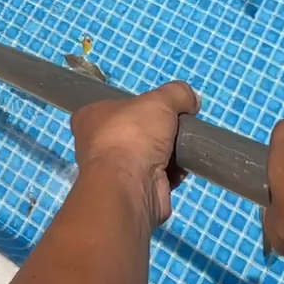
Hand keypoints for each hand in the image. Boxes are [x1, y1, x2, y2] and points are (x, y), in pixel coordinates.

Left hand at [70, 81, 199, 229]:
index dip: (138, 106)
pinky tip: (180, 167)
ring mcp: (114, 170)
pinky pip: (158, 176)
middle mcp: (96, 144)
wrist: (131, 186)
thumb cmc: (134, 134)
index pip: (114, 106)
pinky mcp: (133, 190)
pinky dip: (171, 172)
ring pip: (148, 154)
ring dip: (167, 152)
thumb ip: (177, 93)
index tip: (158, 108)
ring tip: (180, 146)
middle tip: (175, 127)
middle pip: (136, 131)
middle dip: (158, 132)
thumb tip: (192, 99)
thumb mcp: (159, 100)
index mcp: (90, 118)